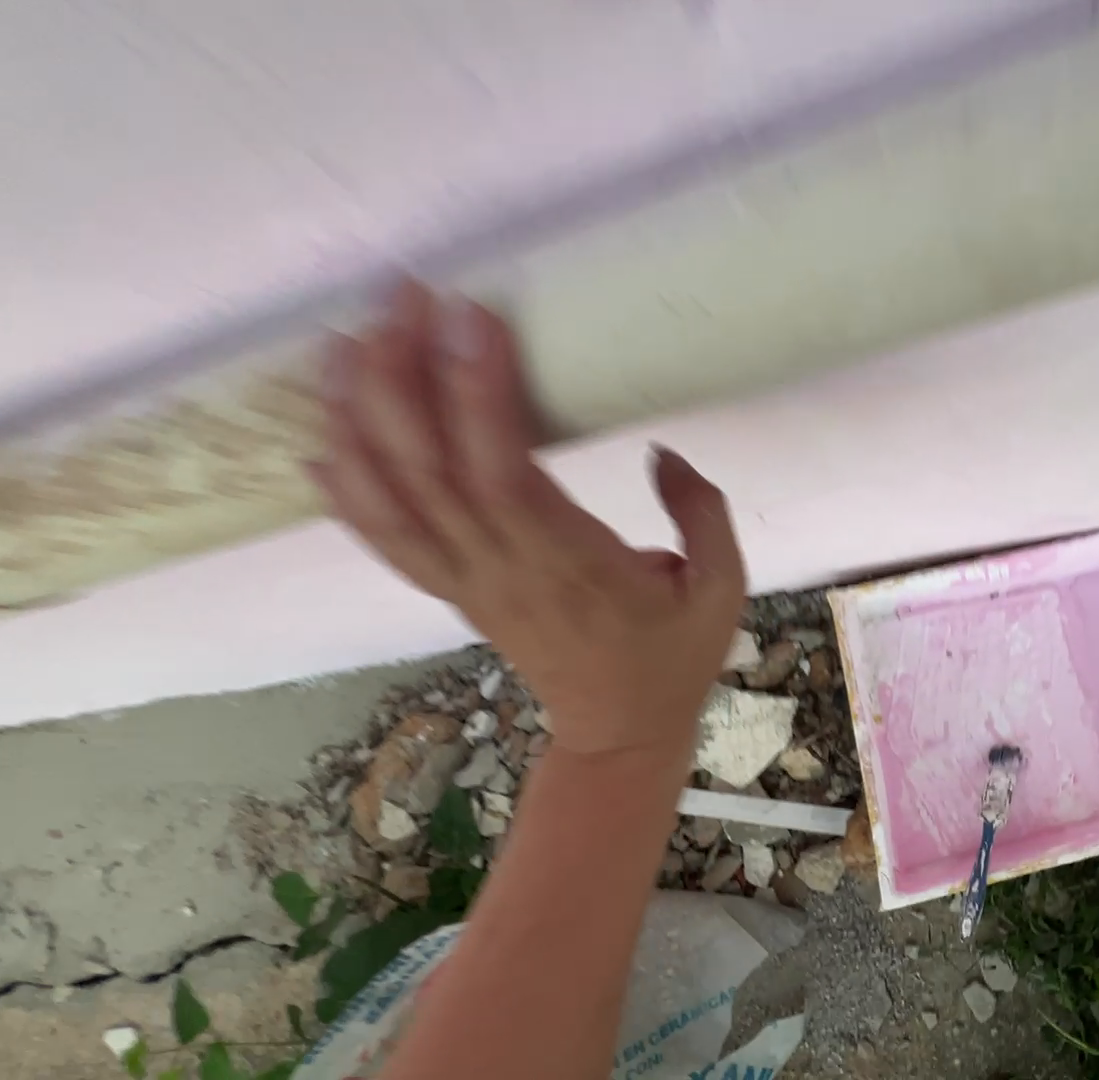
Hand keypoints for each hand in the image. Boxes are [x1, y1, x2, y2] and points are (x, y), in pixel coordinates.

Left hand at [307, 281, 746, 755]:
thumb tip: (660, 452)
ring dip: (357, 418)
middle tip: (400, 296)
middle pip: (431, 469)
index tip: (471, 317)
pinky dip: (345, 492)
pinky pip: (387, 540)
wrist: (620, 731)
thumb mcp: (723, 589)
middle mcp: (503, 569)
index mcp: (573, 564)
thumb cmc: (676, 657)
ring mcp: (468, 584)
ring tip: (340, 342)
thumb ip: (701, 515)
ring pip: (393, 498)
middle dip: (403, 374)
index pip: (505, 471)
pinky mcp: (455, 593)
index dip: (478, 393)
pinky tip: (320, 441)